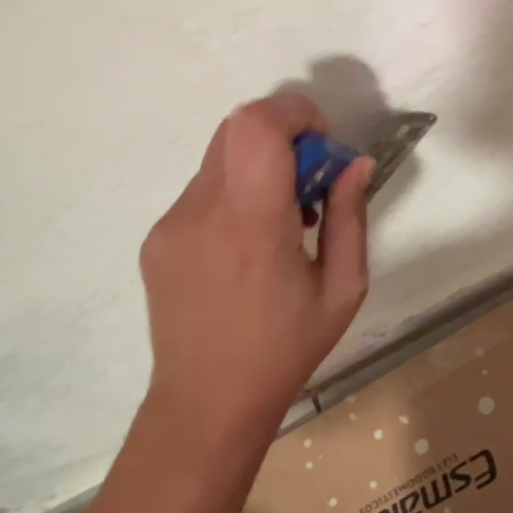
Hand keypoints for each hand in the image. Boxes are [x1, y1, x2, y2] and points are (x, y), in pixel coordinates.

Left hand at [138, 93, 372, 434]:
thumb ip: (350, 218)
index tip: (324, 141)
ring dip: (258, 168)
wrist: (208, 400)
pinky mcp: (156, 239)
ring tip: (285, 223)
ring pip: (218, 160)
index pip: (258, 125)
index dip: (294, 112)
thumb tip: (355, 164)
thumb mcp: (342, 289)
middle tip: (312, 181)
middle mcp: (202, 212)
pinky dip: (235, 197)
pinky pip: (202, 193)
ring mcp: (171, 224)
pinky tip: (250, 249)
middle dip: (282, 135)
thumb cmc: (287, 349)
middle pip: (235, 128)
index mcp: (254, 224)